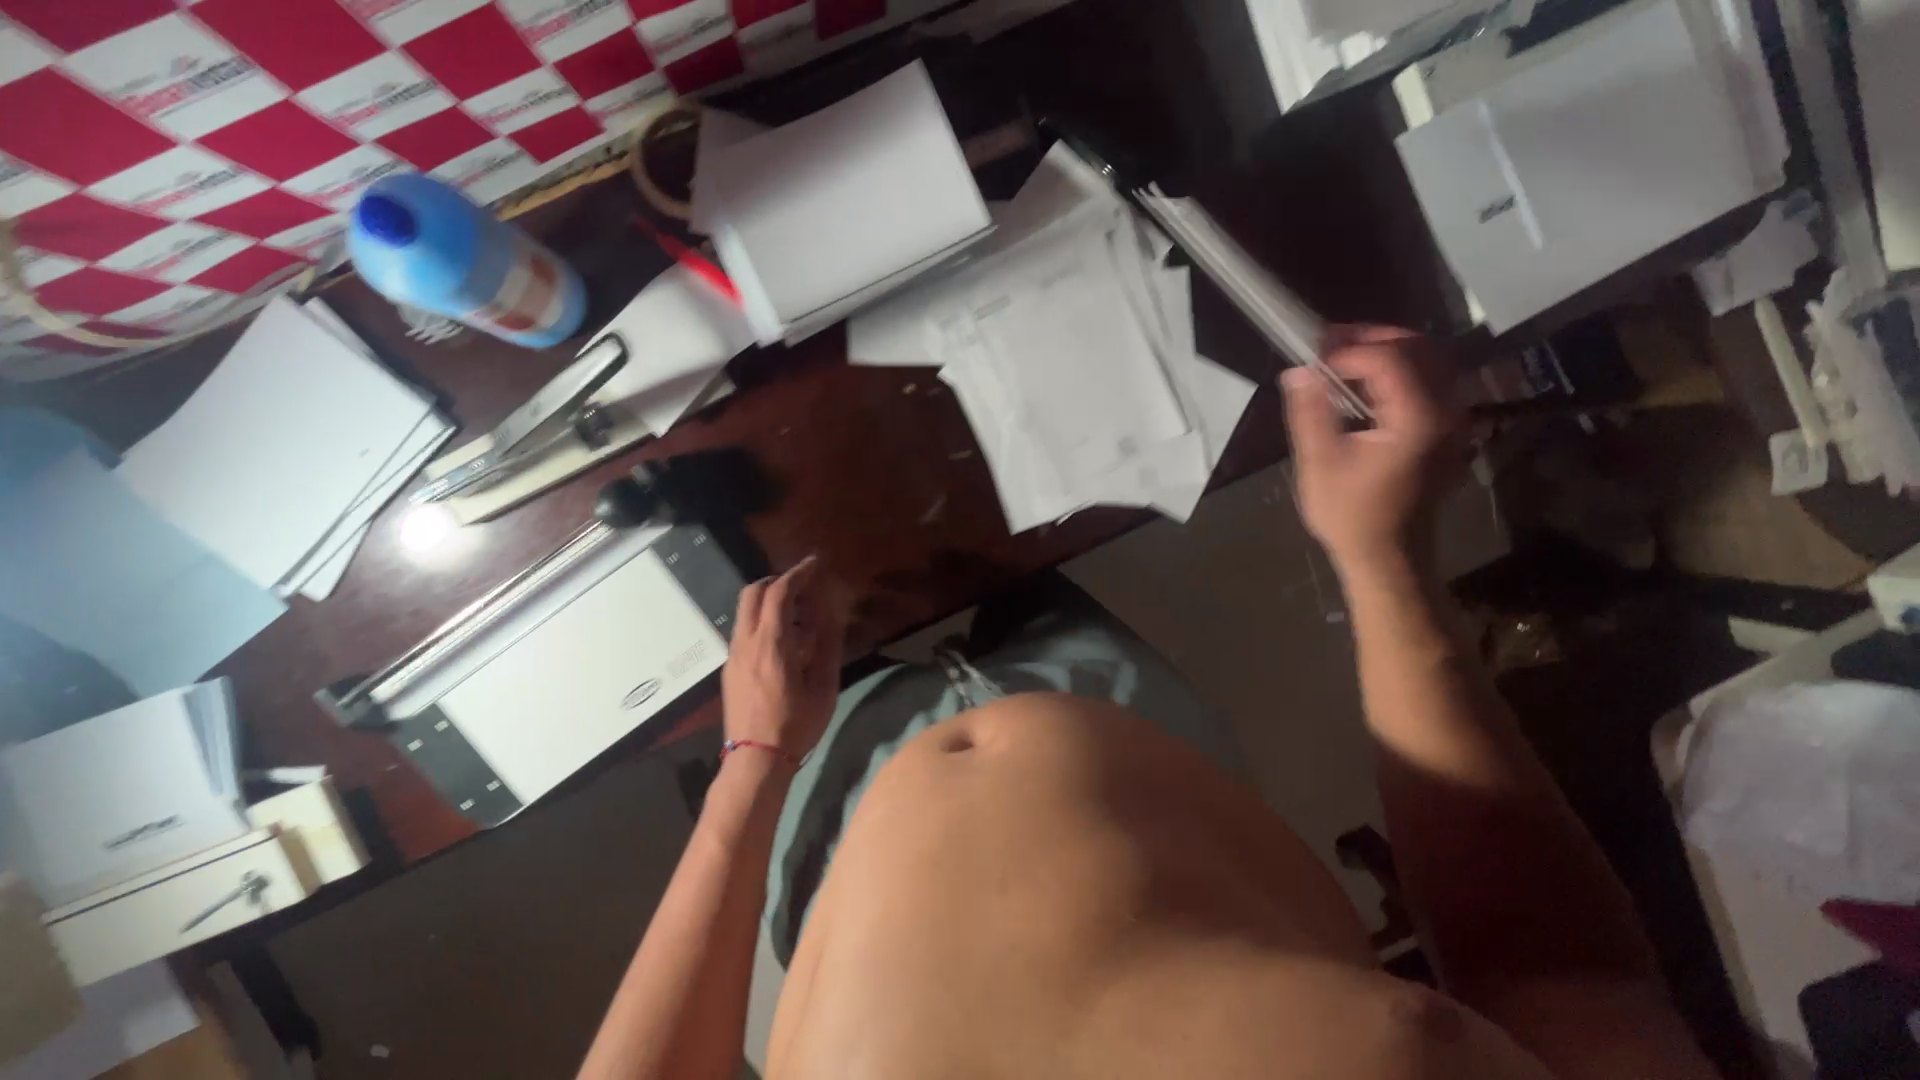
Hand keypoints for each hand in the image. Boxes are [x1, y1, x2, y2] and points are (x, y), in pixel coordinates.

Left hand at [721, 556, 847, 761]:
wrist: (756, 760)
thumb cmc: (796, 725)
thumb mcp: (823, 687)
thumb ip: (828, 645)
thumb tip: (834, 612)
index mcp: (771, 644)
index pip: (779, 593)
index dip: (798, 573)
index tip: (815, 564)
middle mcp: (746, 643)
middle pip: (753, 593)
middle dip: (778, 581)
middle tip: (804, 586)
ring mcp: (733, 656)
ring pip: (745, 612)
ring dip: (769, 602)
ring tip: (798, 616)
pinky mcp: (730, 670)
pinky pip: (744, 631)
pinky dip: (762, 622)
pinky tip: (783, 642)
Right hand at [1283, 326, 1458, 577]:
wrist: (1388, 556)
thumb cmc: (1351, 515)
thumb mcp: (1320, 464)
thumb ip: (1311, 411)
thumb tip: (1299, 370)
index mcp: (1419, 419)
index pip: (1389, 358)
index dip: (1349, 349)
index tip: (1312, 358)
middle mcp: (1447, 411)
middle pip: (1417, 348)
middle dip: (1370, 339)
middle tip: (1326, 344)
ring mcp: (1453, 420)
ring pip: (1427, 361)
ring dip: (1384, 352)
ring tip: (1341, 360)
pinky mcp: (1447, 430)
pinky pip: (1429, 381)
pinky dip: (1397, 372)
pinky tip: (1363, 384)